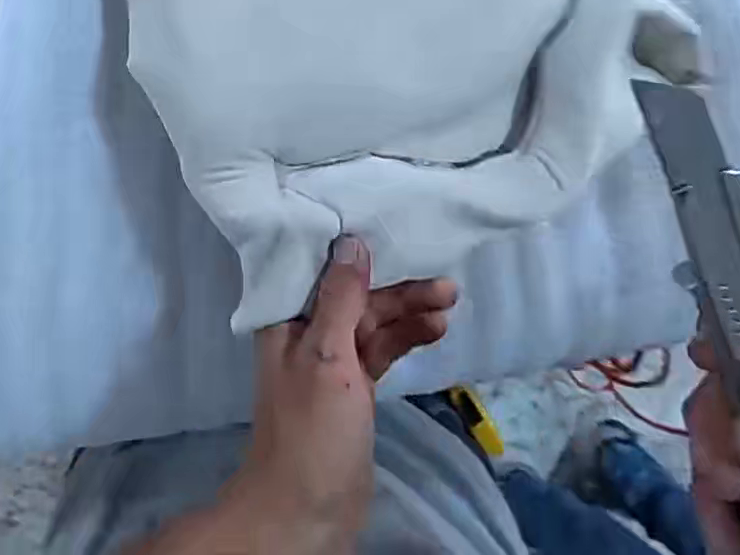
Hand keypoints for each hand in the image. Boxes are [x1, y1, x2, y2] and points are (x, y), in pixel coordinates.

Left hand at [131, 235, 456, 553]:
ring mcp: (334, 358)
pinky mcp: (355, 382)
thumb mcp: (325, 355)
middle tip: (444, 282)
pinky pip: (384, 346)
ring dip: (410, 311)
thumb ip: (340, 297)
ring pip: (376, 320)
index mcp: (289, 317)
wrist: (308, 512)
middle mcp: (309, 330)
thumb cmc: (311, 428)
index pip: (322, 268)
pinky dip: (407, 336)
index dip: (356, 248)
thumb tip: (351, 241)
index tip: (392, 227)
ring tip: (449, 301)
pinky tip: (435, 328)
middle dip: (399, 288)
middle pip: (358, 295)